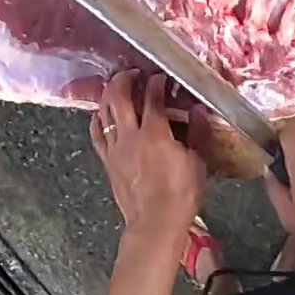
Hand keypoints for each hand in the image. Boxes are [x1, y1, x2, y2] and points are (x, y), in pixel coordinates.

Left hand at [91, 71, 206, 242]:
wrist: (156, 221)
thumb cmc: (182, 193)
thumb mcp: (198, 162)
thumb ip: (197, 133)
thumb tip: (197, 109)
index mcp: (155, 133)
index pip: (153, 97)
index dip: (156, 82)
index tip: (162, 76)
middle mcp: (130, 135)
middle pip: (119, 96)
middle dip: (125, 79)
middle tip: (135, 72)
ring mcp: (115, 147)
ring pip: (104, 111)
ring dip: (110, 94)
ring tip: (119, 87)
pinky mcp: (107, 160)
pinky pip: (96, 133)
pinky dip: (98, 118)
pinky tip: (101, 113)